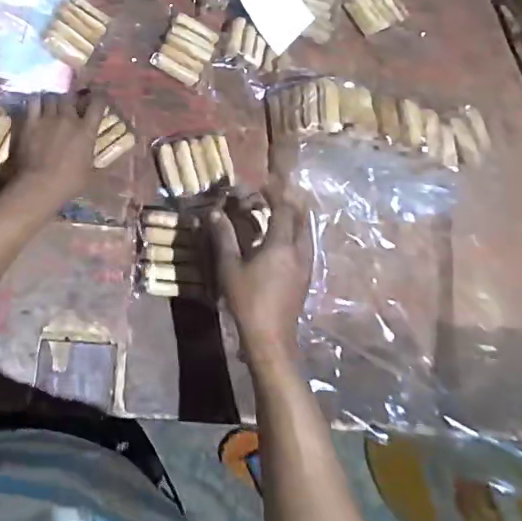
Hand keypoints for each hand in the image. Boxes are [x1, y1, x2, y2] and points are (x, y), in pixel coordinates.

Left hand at [6, 90, 108, 210]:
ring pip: (51, 97)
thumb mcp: (90, 174)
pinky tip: (36, 106)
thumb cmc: (68, 183)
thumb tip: (106, 165)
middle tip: (68, 105)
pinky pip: (33, 102)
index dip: (99, 97)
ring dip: (53, 100)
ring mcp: (48, 118)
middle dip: (70, 99)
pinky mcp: (30, 122)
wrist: (39, 185)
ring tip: (50, 105)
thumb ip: (95, 161)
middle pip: (70, 97)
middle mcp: (68, 119)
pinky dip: (36, 102)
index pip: (97, 104)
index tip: (98, 97)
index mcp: (86, 130)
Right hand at [206, 195, 310, 366]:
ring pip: (305, 231)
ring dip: (294, 216)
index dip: (275, 192)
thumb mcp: (229, 267)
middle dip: (290, 201)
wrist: (271, 339)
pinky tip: (280, 238)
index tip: (262, 182)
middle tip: (272, 192)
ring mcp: (306, 265)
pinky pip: (304, 244)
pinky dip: (295, 232)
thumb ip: (223, 237)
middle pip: (301, 217)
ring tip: (276, 210)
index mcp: (282, 245)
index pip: (284, 209)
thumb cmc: (248, 301)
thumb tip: (215, 213)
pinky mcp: (305, 277)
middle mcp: (299, 251)